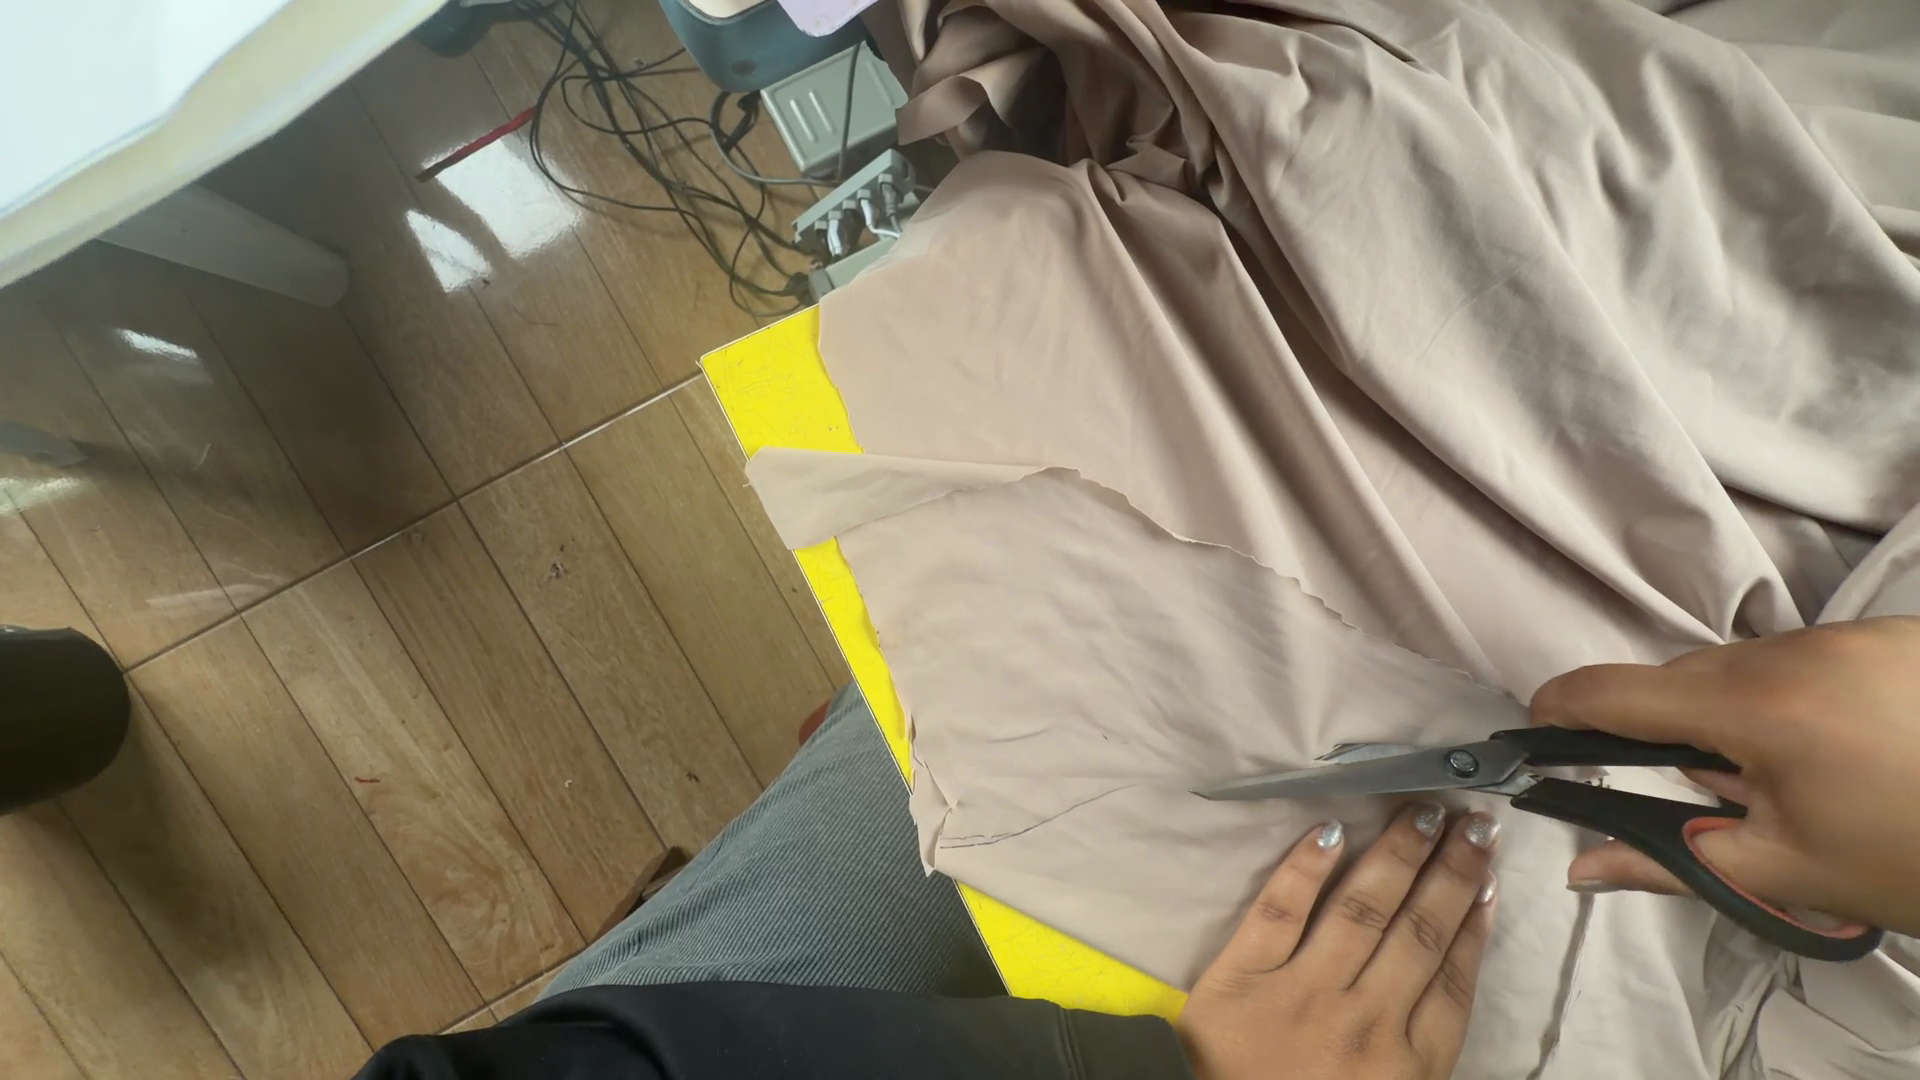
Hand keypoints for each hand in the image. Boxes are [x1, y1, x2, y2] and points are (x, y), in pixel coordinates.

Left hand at [1178, 806, 1499, 1079]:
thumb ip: (1418, 1048)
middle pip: (1417, 932)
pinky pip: (1281, 908)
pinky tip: (1330, 829)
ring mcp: (1303, 989)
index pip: (1453, 979)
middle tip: (1473, 823)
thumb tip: (1445, 975)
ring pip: (1361, 911)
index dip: (1474, 924)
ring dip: (1397, 857)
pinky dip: (1307, 866)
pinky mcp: (1245, 969)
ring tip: (1422, 813)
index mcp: (1408, 1064)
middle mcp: (1365, 1020)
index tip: (1488, 877)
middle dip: (1450, 873)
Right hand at [1531, 615, 1919, 935]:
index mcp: (1756, 710)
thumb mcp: (1790, 873)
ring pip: (1738, 665)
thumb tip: (1577, 872)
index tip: (1540, 735)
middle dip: (1677, 728)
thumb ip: (1667, 860)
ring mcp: (1854, 634)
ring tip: (1814, 767)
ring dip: (1738, 708)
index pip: (1609, 693)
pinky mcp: (1899, 632)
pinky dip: (1799, 690)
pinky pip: (1801, 654)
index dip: (1558, 710)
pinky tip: (1859, 737)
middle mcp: (1793, 652)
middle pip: (1678, 679)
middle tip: (1738, 789)